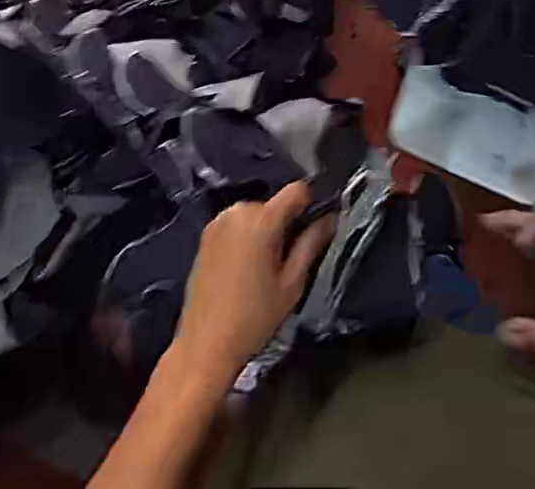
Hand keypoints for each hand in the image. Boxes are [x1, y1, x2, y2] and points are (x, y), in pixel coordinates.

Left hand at [174, 181, 334, 378]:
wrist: (204, 345)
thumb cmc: (254, 318)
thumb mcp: (292, 284)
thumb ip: (311, 244)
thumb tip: (330, 218)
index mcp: (261, 221)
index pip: (297, 190)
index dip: (311, 202)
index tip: (315, 224)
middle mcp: (237, 212)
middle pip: (275, 203)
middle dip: (286, 222)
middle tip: (289, 255)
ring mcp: (218, 222)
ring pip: (256, 213)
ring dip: (265, 229)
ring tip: (266, 264)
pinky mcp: (205, 235)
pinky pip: (237, 223)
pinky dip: (246, 235)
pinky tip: (245, 265)